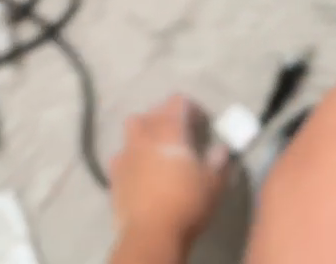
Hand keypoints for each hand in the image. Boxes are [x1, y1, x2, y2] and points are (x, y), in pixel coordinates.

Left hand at [110, 95, 229, 250]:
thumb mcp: (213, 183)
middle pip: (154, 110)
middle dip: (167, 116)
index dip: (192, 108)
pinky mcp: (114, 173)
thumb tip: (221, 149)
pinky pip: (121, 155)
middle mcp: (146, 133)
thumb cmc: (186, 203)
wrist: (150, 234)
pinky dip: (130, 157)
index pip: (179, 101)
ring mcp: (127, 151)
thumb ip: (218, 162)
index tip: (202, 125)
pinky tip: (138, 170)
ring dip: (145, 130)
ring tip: (156, 147)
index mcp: (170, 129)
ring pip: (133, 127)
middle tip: (181, 134)